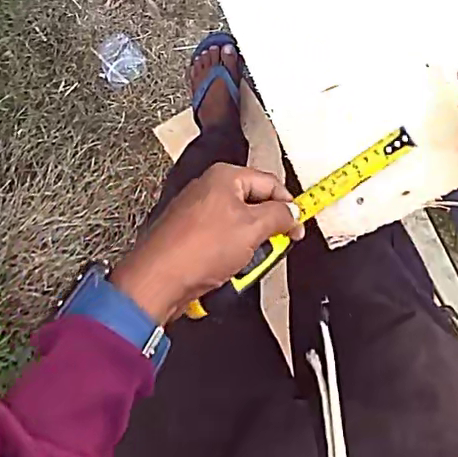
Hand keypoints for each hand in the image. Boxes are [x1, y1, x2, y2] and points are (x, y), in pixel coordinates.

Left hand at [110, 163, 303, 324]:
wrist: (159, 279)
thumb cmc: (196, 248)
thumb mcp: (252, 228)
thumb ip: (279, 216)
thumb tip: (292, 211)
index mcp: (225, 177)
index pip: (269, 183)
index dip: (288, 206)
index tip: (297, 227)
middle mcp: (210, 190)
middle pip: (255, 207)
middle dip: (265, 232)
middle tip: (269, 249)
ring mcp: (199, 214)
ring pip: (240, 230)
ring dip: (247, 252)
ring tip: (240, 266)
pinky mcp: (193, 238)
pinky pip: (223, 246)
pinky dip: (229, 260)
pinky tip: (225, 273)